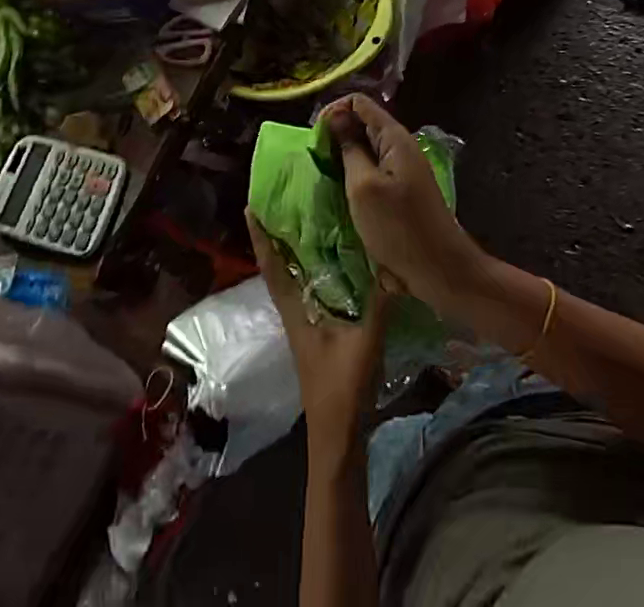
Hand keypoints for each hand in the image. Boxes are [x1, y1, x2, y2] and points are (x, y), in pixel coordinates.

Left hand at [248, 211, 387, 447]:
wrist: (338, 437)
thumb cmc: (343, 389)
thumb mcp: (366, 342)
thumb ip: (380, 303)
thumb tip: (392, 262)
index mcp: (295, 314)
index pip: (273, 268)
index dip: (261, 238)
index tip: (250, 208)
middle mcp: (294, 317)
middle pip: (279, 271)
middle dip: (277, 240)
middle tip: (284, 206)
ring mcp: (305, 328)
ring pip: (295, 283)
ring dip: (294, 256)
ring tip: (306, 226)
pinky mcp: (318, 337)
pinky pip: (311, 295)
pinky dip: (315, 276)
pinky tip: (335, 267)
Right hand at [321, 94, 478, 304]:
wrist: (438, 267)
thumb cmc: (397, 227)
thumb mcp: (363, 186)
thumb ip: (349, 149)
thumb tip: (337, 119)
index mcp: (394, 138)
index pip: (360, 103)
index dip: (334, 112)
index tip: (314, 138)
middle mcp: (401, 147)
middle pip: (363, 123)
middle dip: (336, 134)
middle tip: (315, 159)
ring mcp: (403, 168)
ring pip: (367, 147)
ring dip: (344, 155)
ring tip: (324, 174)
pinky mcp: (401, 189)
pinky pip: (373, 169)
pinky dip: (355, 173)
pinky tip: (342, 190)